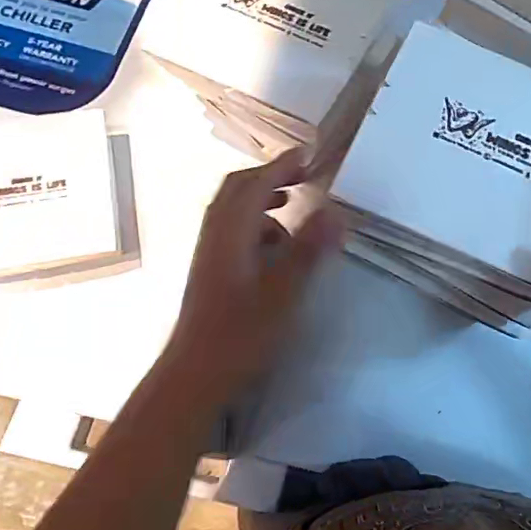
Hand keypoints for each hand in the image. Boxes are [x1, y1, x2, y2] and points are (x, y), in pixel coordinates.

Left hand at [160, 152, 343, 403]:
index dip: (283, 165)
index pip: (256, 184)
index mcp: (231, 233)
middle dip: (271, 176)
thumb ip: (308, 250)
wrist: (195, 374)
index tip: (310, 155)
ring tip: (293, 204)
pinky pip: (233, 230)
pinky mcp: (210, 271)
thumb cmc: (240, 335)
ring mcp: (209, 253)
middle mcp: (215, 235)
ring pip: (233, 210)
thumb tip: (335, 212)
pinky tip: (276, 246)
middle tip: (303, 175)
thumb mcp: (283, 293)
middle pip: (238, 189)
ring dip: (263, 198)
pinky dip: (256, 224)